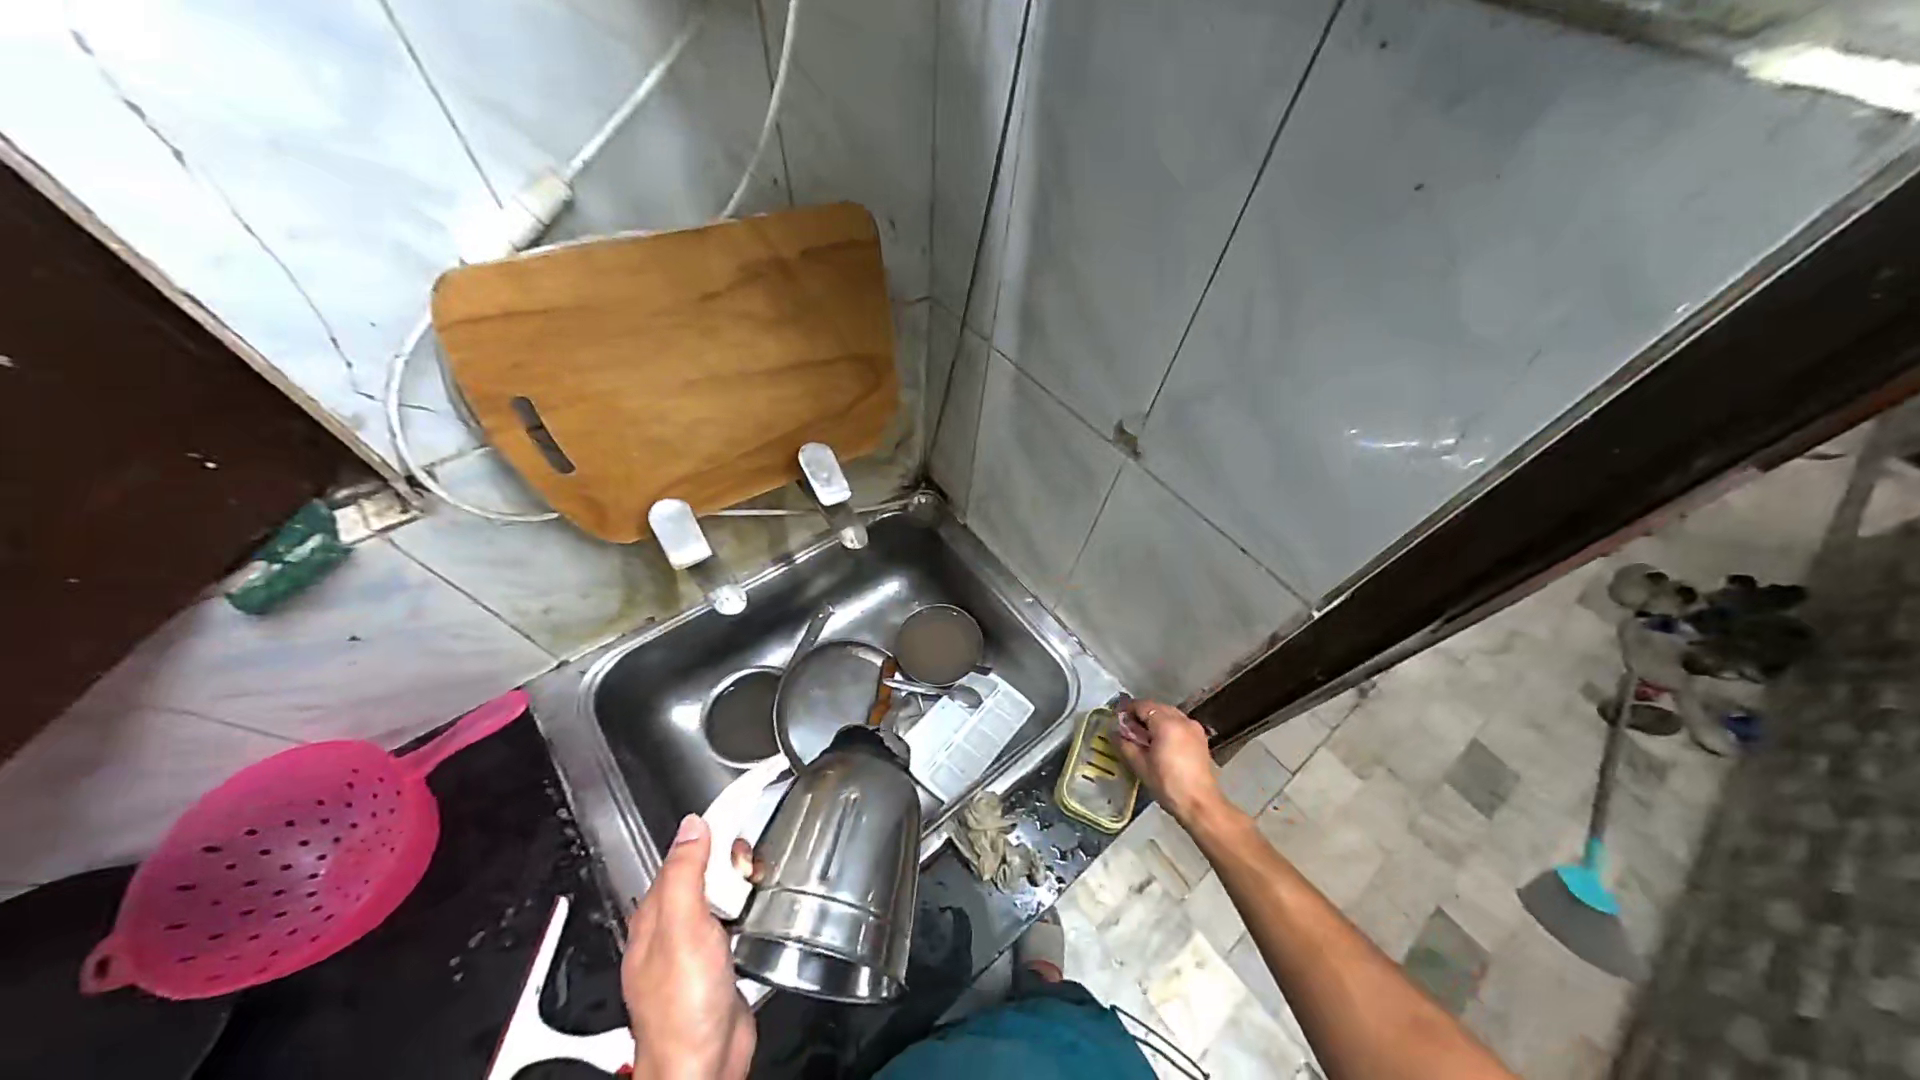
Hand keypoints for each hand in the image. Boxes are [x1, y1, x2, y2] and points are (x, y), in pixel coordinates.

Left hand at [623, 814, 755, 1079]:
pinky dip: (752, 907)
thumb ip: (684, 874)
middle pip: (706, 869)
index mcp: (655, 912)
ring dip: (744, 883)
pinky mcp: (721, 960)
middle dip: (733, 859)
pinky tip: (762, 909)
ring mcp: (697, 943)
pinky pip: (738, 918)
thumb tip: (691, 826)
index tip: (742, 806)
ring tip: (758, 884)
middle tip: (749, 869)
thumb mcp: (682, 928)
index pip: (683, 851)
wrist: (703, 1066)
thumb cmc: (682, 1008)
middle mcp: (673, 924)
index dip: (714, 828)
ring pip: (724, 892)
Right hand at [1115, 700, 1223, 826]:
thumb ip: (1125, 744)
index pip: (1143, 706)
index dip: (1128, 710)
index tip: (1118, 719)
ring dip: (1155, 719)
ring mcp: (1194, 728)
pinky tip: (1161, 742)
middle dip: (1142, 714)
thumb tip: (1114, 733)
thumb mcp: (1140, 765)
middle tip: (1129, 729)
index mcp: (1166, 724)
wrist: (1200, 803)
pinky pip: (1180, 723)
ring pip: (1169, 714)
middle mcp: (1182, 720)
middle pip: (1157, 707)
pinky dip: (1168, 726)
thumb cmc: (1167, 784)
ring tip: (1145, 736)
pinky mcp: (1200, 737)